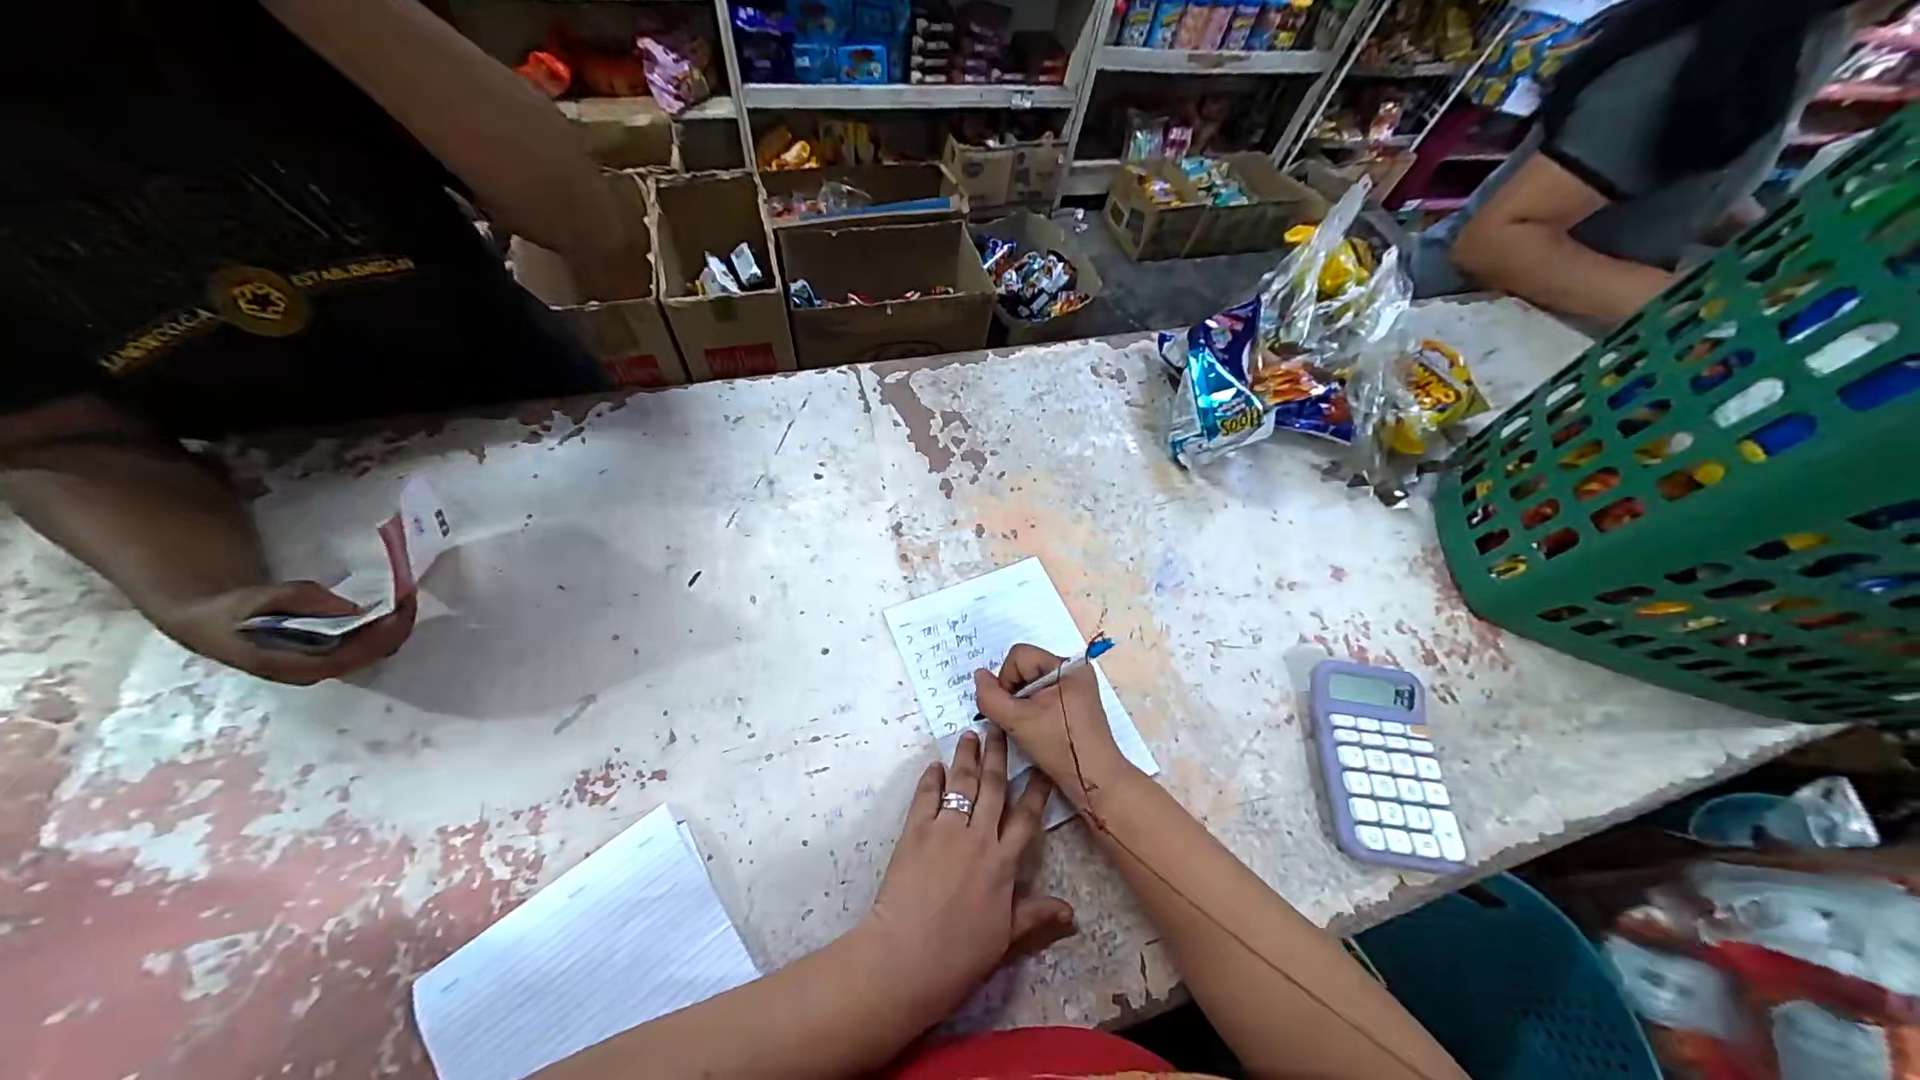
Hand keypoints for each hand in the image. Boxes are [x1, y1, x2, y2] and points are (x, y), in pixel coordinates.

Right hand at [157, 581, 416, 685]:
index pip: (356, 655)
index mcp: (295, 666)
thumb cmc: (230, 610)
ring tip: (405, 600)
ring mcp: (323, 666)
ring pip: (373, 652)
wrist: (205, 620)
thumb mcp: (256, 599)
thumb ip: (302, 600)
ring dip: (394, 627)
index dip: (386, 633)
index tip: (404, 605)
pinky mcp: (327, 657)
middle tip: (410, 597)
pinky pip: (366, 646)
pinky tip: (390, 610)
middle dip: (397, 627)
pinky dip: (383, 629)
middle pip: (371, 655)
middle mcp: (314, 672)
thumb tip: (354, 609)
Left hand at [861, 729, 1075, 1012]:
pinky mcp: (915, 831)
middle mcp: (979, 838)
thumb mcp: (1005, 938)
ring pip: (961, 784)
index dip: (1035, 791)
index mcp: (1004, 863)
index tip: (1041, 767)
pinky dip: (931, 778)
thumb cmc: (960, 954)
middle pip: (993, 788)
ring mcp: (946, 831)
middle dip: (999, 756)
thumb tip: (1071, 913)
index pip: (1026, 818)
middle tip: (1001, 729)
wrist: (908, 956)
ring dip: (967, 757)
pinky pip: (926, 796)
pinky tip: (935, 765)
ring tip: (971, 734)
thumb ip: (1035, 915)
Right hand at [974, 644, 1135, 810]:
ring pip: (1033, 682)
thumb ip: (990, 697)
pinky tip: (1038, 729)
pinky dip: (1034, 708)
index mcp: (1067, 665)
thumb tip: (979, 675)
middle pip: (1025, 667)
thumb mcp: (1016, 721)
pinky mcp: (1077, 702)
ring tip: (1030, 727)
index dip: (1006, 680)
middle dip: (1014, 692)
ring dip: (1023, 703)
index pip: (1018, 656)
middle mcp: (1075, 669)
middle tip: (1019, 720)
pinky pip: (1045, 693)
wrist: (1095, 779)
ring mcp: (1078, 686)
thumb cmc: (1059, 747)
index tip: (1012, 709)